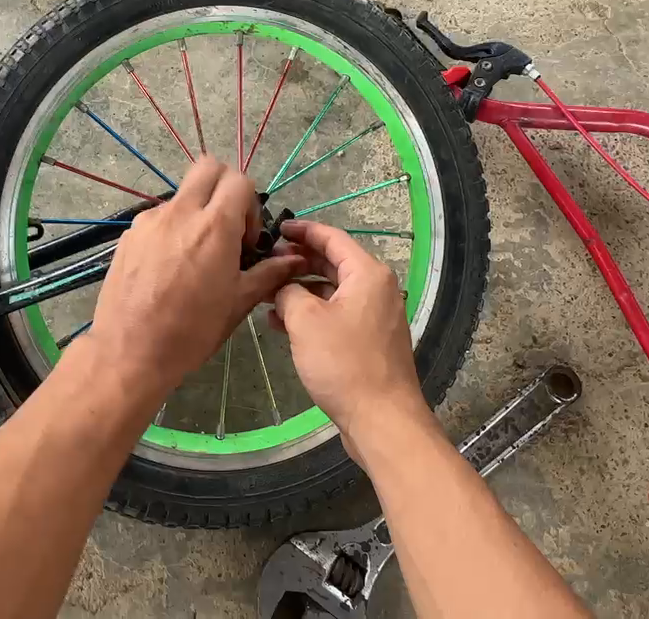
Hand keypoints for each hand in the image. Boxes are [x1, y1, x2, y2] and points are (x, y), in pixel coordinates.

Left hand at [86, 159, 303, 399]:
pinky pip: (159, 216)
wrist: (129, 352)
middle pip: (208, 167)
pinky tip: (170, 267)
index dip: (250, 204)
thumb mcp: (238, 303)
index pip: (240, 180)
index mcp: (214, 226)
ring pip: (182, 193)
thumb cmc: (192, 331)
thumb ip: (269, 273)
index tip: (246, 239)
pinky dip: (173, 228)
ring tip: (196, 254)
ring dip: (197, 210)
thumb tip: (295, 259)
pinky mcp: (129, 233)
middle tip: (227, 225)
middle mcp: (181, 212)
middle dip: (224, 187)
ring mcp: (150, 220)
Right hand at [269, 220, 430, 456]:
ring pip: (332, 291)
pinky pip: (337, 315)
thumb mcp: (305, 321)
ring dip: (301, 291)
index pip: (332, 237)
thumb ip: (288, 292)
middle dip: (298, 262)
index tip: (276, 229)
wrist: (382, 420)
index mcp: (367, 274)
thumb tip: (283, 287)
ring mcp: (375, 316)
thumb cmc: (344, 362)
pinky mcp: (369, 341)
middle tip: (266, 264)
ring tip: (266, 297)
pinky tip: (282, 324)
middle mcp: (376, 289)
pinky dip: (312, 315)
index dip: (302, 230)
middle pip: (332, 262)